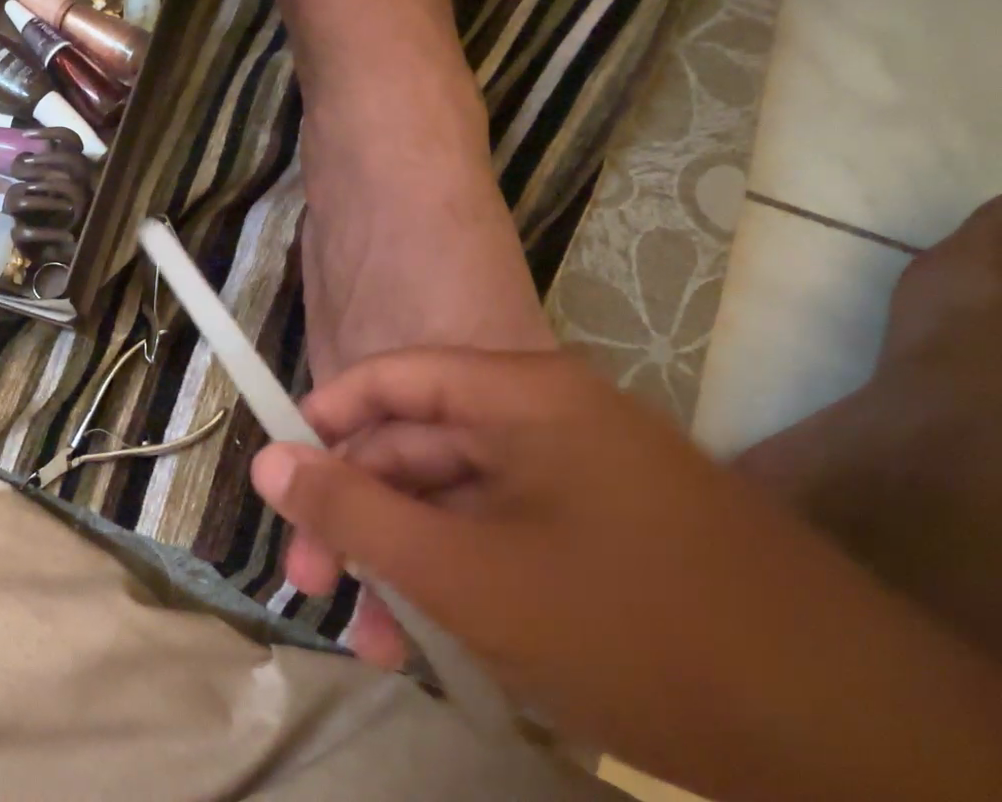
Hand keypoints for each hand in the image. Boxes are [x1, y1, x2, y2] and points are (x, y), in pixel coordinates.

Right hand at [251, 349, 1001, 799]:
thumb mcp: (463, 572)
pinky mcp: (600, 538)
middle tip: (310, 583)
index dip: (322, 421)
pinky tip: (431, 643)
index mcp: (522, 396)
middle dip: (355, 515)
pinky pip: (499, 540)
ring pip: (454, 504)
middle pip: (415, 446)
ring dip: (401, 564)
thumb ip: (352, 512)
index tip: (277, 481)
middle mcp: (549, 422)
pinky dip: (456, 583)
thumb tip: (264, 461)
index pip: (390, 378)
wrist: (848, 736)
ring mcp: (579, 482)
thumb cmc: (627, 624)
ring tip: (371, 641)